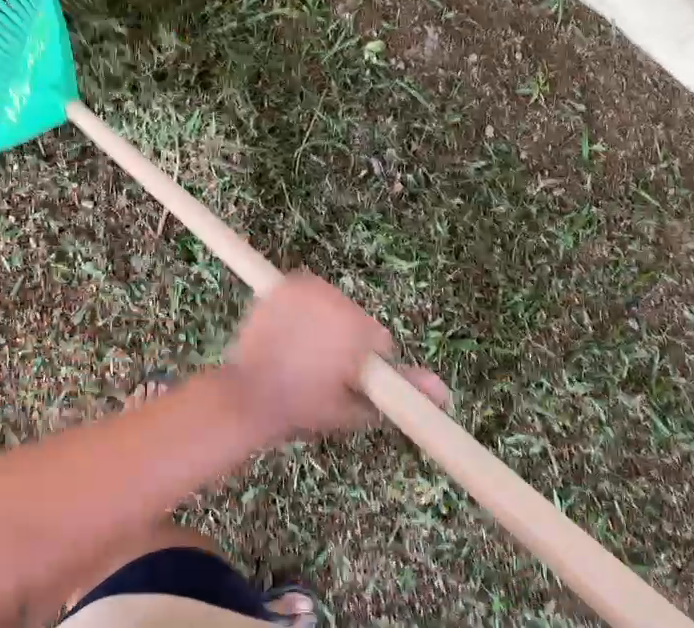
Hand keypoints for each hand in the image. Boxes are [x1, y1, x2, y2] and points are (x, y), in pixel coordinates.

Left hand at [220, 273, 448, 440]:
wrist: (247, 395)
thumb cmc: (303, 407)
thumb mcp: (356, 408)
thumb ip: (403, 394)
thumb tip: (445, 391)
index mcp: (358, 330)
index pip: (378, 341)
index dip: (363, 362)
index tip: (342, 378)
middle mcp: (336, 301)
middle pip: (356, 318)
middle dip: (344, 339)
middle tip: (319, 368)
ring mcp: (306, 290)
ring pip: (333, 304)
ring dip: (325, 322)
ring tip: (302, 352)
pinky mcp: (282, 285)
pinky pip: (308, 293)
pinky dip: (303, 307)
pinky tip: (290, 332)